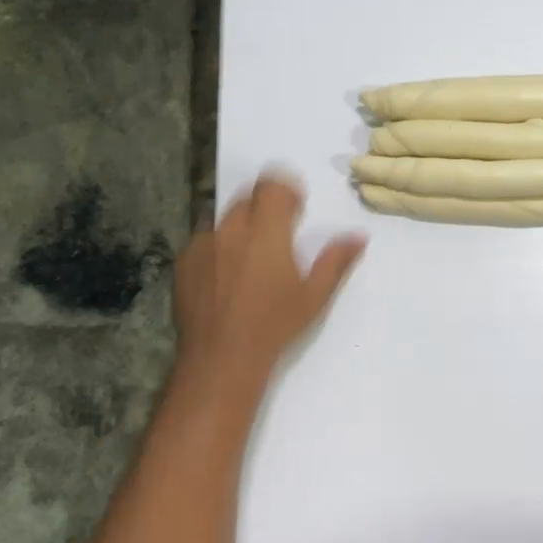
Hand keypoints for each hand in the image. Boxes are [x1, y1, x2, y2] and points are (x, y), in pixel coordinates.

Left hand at [173, 173, 365, 387]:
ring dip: (240, 232)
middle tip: (279, 238)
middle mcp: (230, 230)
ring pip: (224, 222)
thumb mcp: (314, 297)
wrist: (222, 356)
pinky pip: (204, 245)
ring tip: (251, 266)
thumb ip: (335, 261)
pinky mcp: (184, 263)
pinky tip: (227, 282)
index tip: (296, 208)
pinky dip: (218, 252)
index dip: (286, 190)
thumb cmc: (275, 326)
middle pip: (247, 199)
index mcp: (266, 232)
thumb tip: (358, 237)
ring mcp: (202, 245)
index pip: (272, 186)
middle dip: (264, 209)